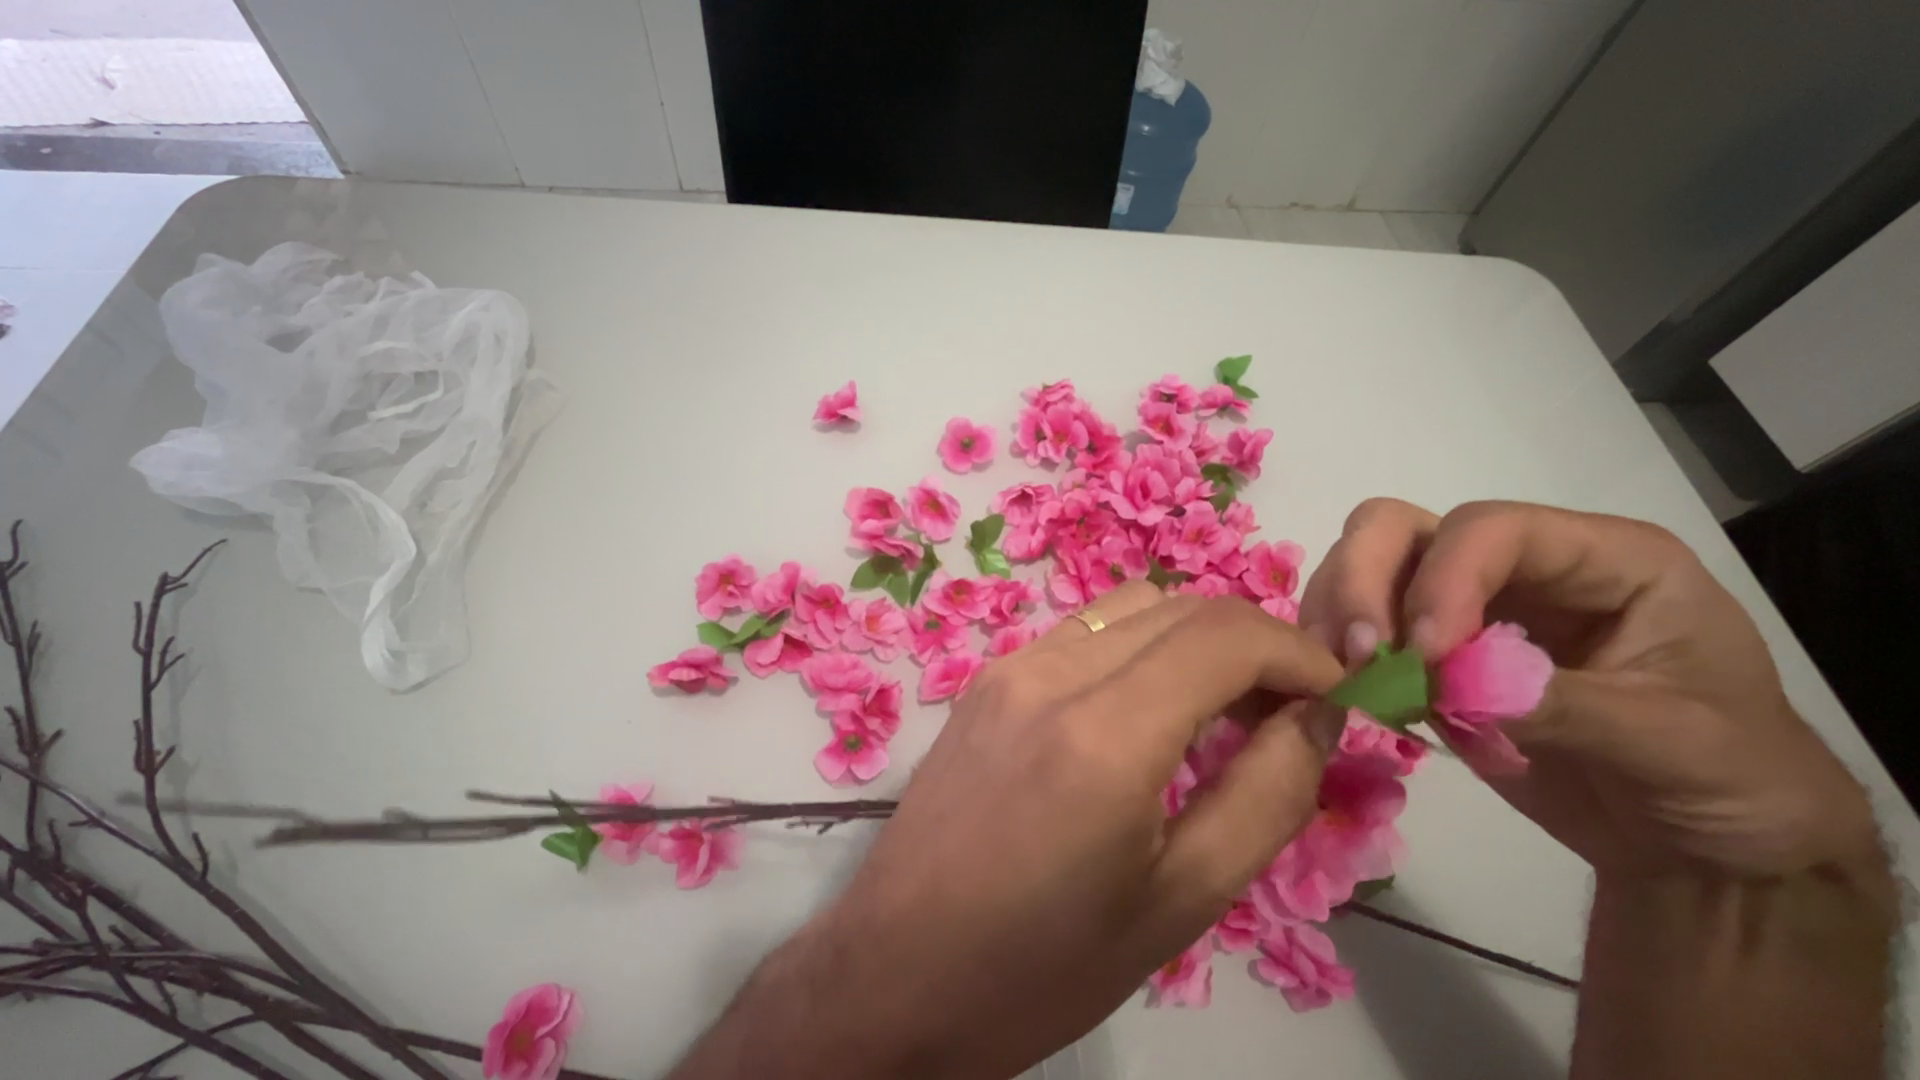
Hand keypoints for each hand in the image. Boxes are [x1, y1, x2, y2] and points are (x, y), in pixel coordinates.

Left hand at [669, 584, 1345, 1079]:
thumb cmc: (1044, 964)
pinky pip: (1083, 634)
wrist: (897, 973)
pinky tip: (1150, 713)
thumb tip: (1315, 718)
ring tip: (1226, 712)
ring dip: (1196, 639)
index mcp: (1104, 733)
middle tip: (1290, 713)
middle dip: (1256, 643)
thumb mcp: (1181, 900)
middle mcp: (1050, 673)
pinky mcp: (983, 683)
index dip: (1300, 653)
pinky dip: (1140, 649)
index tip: (1337, 698)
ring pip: (1131, 609)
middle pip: (1183, 608)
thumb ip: (1266, 796)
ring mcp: (1007, 669)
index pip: (1228, 635)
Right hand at [1300, 498, 1883, 881]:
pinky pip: (1365, 631)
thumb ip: (1566, 706)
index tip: (1425, 660)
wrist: (1705, 854)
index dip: (1444, 580)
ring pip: (1369, 567)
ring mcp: (1471, 611)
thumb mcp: (1674, 745)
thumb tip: (1455, 682)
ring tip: (1344, 678)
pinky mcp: (1433, 660)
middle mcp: (1524, 569)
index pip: (1494, 529)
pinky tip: (1345, 693)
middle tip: (1358, 655)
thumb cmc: (1729, 783)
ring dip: (1339, 615)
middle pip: (1404, 528)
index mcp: (1604, 560)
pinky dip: (1337, 654)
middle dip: (1364, 580)